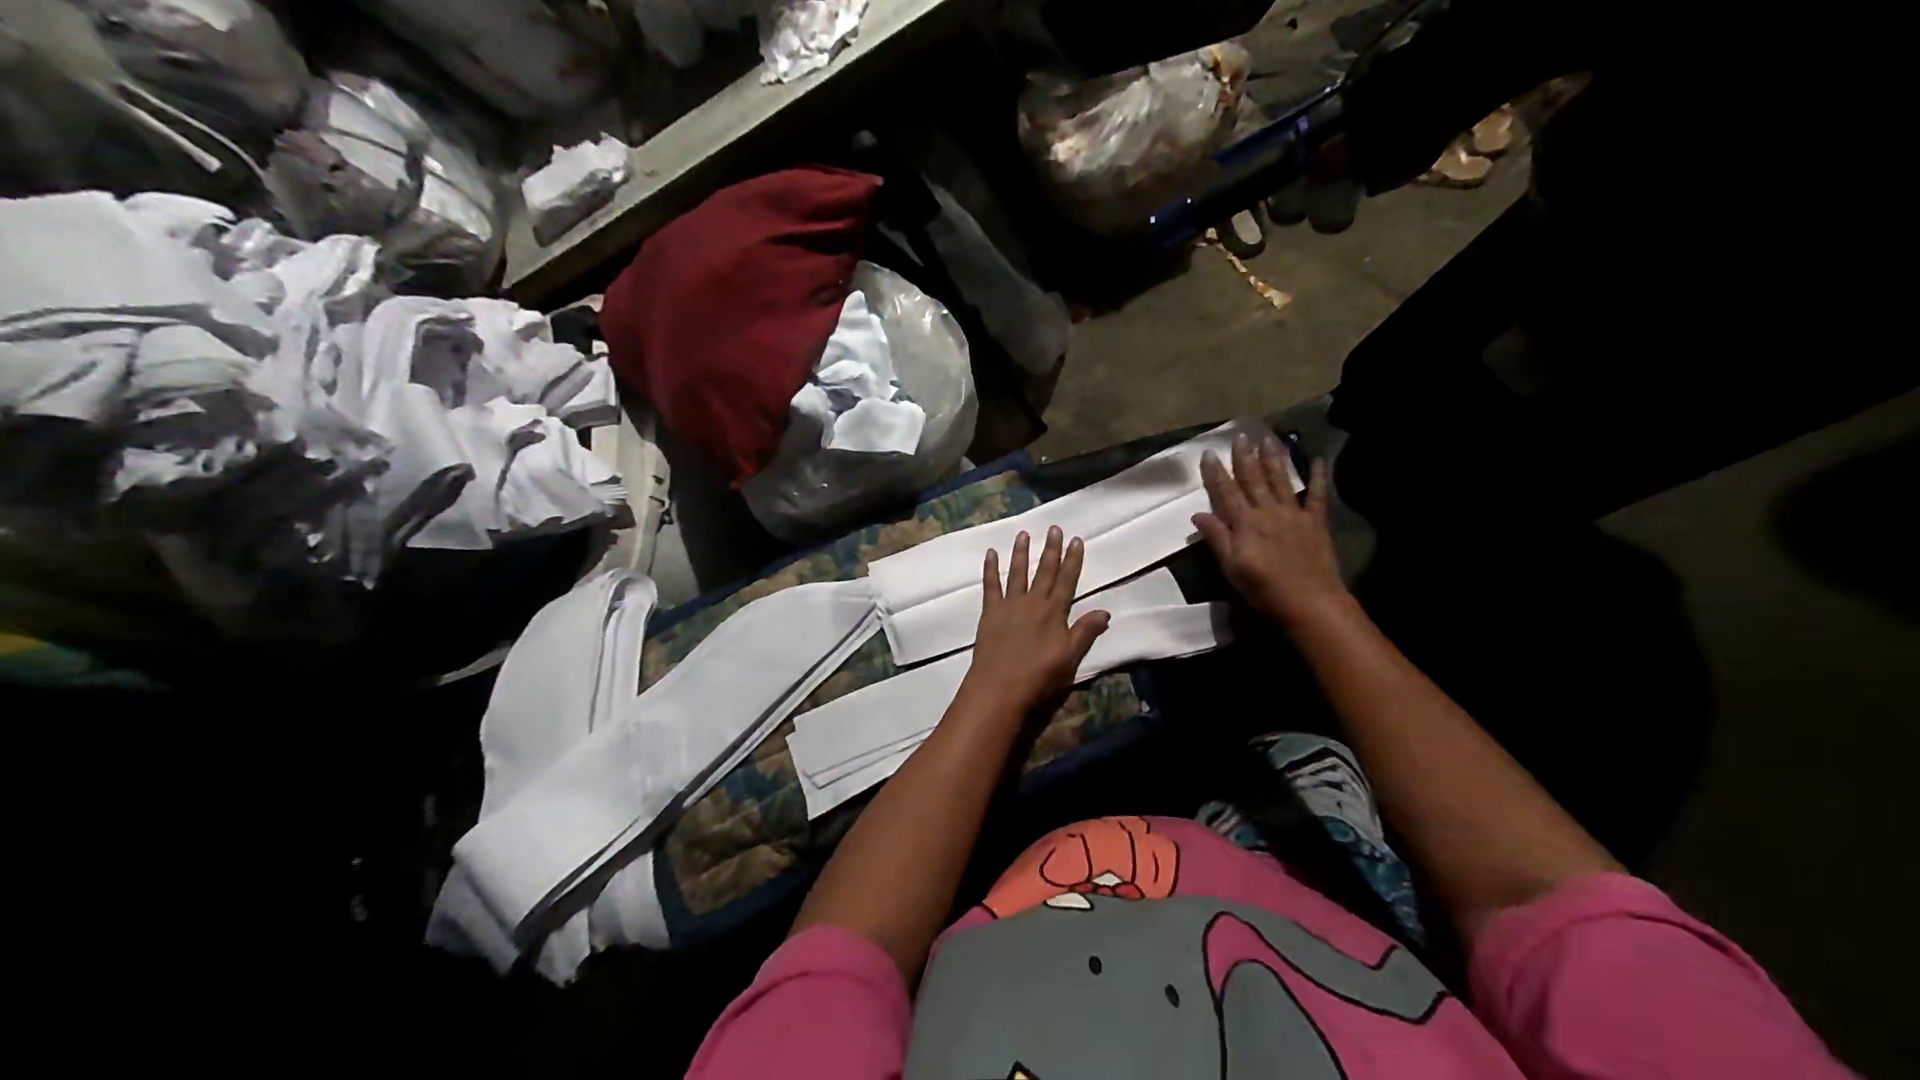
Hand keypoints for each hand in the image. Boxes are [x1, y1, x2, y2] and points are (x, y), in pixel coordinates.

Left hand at [960, 526, 1110, 716]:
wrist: (1000, 687)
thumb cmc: (1039, 676)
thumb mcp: (1070, 657)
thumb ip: (1085, 632)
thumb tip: (1105, 612)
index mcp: (1055, 612)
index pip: (1067, 580)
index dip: (1073, 560)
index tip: (1076, 540)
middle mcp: (1033, 602)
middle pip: (1045, 571)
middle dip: (1051, 549)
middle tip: (1054, 528)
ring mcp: (1010, 605)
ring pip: (1018, 572)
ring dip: (1022, 552)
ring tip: (1024, 534)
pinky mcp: (990, 612)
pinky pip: (990, 585)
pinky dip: (990, 568)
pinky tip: (991, 553)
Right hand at [1194, 433, 1349, 630]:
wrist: (1309, 600)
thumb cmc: (1263, 588)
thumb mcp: (1231, 566)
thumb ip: (1216, 538)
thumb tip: (1198, 515)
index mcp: (1245, 523)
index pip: (1226, 492)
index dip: (1216, 473)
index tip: (1209, 453)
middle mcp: (1268, 511)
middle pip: (1253, 479)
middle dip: (1245, 457)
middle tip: (1241, 436)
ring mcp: (1293, 514)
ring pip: (1281, 480)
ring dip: (1273, 458)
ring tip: (1268, 439)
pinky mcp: (1316, 522)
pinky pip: (1317, 494)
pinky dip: (1317, 476)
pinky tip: (1317, 459)